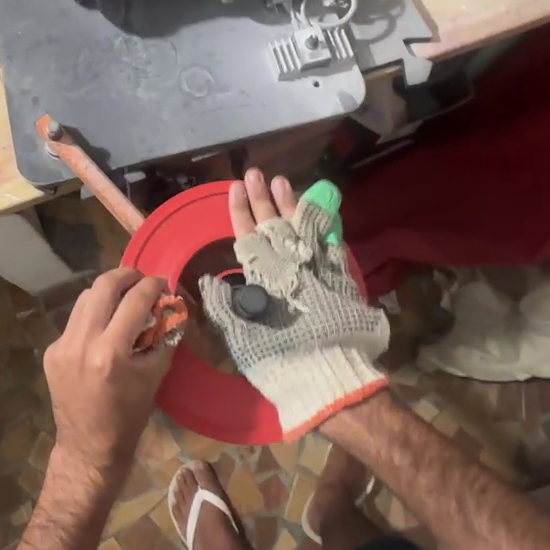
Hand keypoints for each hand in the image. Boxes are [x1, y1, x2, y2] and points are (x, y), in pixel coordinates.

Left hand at [43, 269, 174, 472]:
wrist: (88, 447)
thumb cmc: (129, 415)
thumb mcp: (154, 376)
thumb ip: (163, 337)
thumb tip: (170, 308)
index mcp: (111, 352)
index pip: (135, 301)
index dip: (153, 286)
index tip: (163, 283)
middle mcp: (82, 342)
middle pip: (103, 286)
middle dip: (126, 276)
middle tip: (141, 279)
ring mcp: (62, 345)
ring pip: (85, 298)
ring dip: (107, 292)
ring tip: (123, 299)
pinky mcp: (52, 351)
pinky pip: (75, 320)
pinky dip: (92, 316)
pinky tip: (104, 328)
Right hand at [199, 168, 389, 437]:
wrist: (328, 376)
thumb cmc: (278, 360)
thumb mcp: (240, 337)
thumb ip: (224, 306)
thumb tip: (209, 281)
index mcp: (261, 278)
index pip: (247, 235)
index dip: (239, 211)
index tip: (234, 188)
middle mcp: (288, 266)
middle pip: (272, 224)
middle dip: (261, 198)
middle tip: (255, 174)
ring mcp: (316, 269)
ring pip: (301, 227)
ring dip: (290, 203)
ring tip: (281, 182)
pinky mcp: (339, 279)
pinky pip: (329, 244)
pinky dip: (323, 226)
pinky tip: (319, 212)